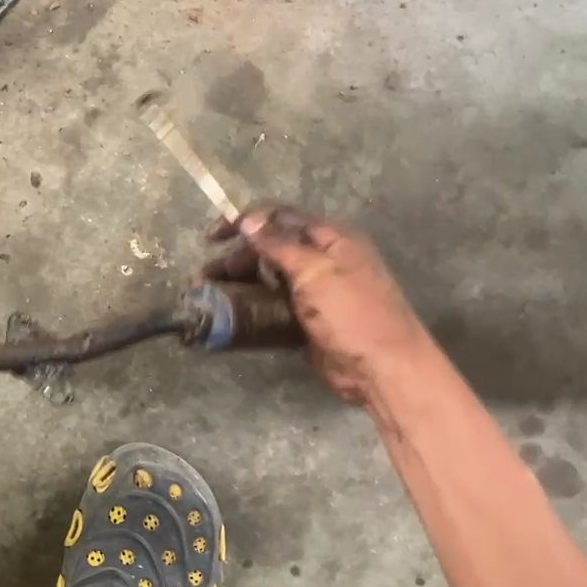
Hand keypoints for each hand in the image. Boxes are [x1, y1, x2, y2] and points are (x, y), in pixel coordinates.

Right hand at [200, 204, 431, 401]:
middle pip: (269, 248)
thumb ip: (280, 245)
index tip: (214, 238)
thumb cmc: (352, 313)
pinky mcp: (304, 316)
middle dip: (235, 257)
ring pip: (265, 275)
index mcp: (332, 240)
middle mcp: (322, 260)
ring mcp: (313, 290)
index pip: (281, 218)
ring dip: (235, 280)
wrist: (381, 369)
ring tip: (205, 291)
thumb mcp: (316, 272)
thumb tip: (249, 220)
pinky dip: (247, 302)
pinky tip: (225, 307)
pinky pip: (269, 302)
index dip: (246, 222)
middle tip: (206, 274)